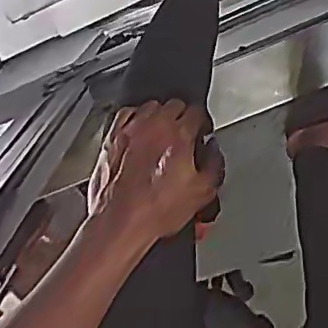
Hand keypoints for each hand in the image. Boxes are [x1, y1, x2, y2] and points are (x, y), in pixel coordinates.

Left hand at [87, 100, 221, 247]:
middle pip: (175, 105)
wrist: (120, 223)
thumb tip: (213, 154)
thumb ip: (214, 165)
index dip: (203, 123)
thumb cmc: (155, 210)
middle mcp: (154, 127)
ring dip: (159, 115)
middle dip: (183, 116)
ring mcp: (131, 130)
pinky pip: (125, 114)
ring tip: (163, 130)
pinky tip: (138, 130)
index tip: (202, 132)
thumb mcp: (202, 192)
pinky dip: (134, 118)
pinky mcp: (112, 138)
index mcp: (179, 135)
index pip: (197, 112)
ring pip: (150, 106)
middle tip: (185, 132)